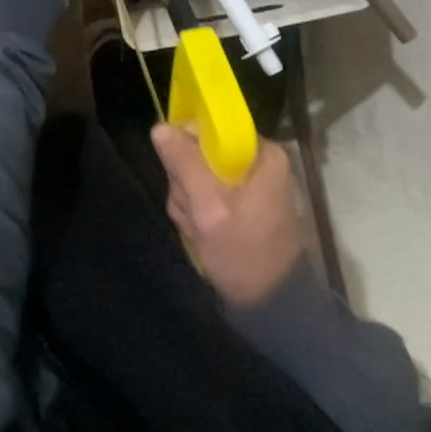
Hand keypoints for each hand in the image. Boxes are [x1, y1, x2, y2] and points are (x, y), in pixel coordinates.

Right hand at [153, 124, 304, 306]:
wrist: (270, 303)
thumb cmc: (244, 254)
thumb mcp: (210, 209)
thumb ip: (185, 165)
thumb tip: (160, 127)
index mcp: (262, 154)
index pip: (210, 128)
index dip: (188, 150)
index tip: (184, 179)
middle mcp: (258, 161)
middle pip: (200, 152)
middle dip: (188, 184)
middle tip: (197, 215)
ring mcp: (249, 182)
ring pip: (197, 174)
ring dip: (190, 203)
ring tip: (201, 229)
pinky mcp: (240, 202)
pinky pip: (204, 194)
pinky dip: (198, 213)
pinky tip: (204, 233)